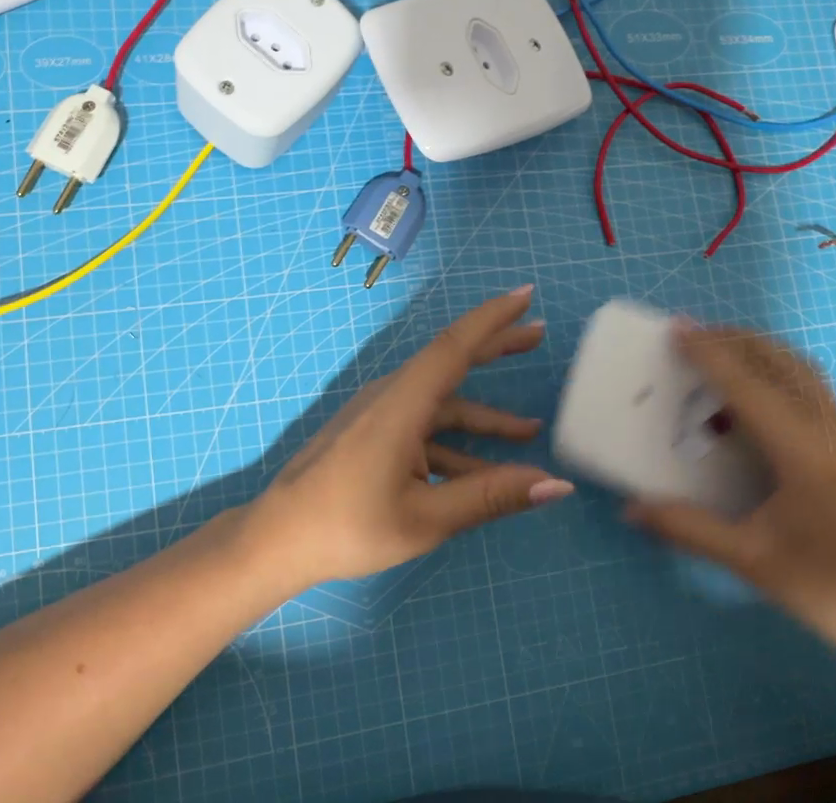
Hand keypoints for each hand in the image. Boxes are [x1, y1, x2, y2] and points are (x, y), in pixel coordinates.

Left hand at [244, 286, 574, 586]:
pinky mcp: (370, 436)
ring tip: (529, 430)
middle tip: (538, 333)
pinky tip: (481, 470)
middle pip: (449, 363)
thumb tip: (557, 483)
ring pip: (439, 405)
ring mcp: (376, 417)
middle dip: (495, 347)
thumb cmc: (349, 527)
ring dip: (482, 416)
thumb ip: (492, 496)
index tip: (526, 295)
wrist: (278, 540)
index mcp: (401, 405)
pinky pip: (421, 429)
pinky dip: (454, 444)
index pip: (454, 347)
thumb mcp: (428, 518)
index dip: (493, 319)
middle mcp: (389, 398)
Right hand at [625, 324, 835, 678]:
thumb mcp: (754, 562)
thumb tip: (629, 509)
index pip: (751, 387)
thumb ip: (689, 528)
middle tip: (704, 334)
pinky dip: (799, 407)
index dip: (712, 354)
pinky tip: (783, 443)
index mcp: (811, 454)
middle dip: (746, 343)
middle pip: (793, 368)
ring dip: (774, 372)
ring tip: (735, 381)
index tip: (680, 325)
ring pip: (819, 392)